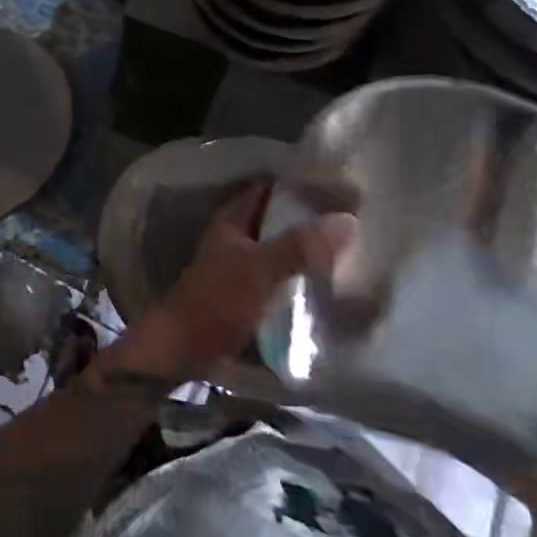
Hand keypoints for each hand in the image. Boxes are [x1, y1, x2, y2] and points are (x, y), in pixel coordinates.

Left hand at [115, 182, 355, 384]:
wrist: (183, 351)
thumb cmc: (216, 301)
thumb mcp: (259, 269)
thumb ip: (299, 246)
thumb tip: (347, 219)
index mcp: (230, 223)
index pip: (265, 190)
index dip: (295, 185)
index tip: (336, 187)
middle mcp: (234, 240)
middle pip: (274, 221)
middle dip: (307, 221)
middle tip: (352, 221)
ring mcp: (239, 270)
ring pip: (278, 251)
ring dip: (305, 252)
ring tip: (350, 251)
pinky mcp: (246, 299)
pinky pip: (279, 280)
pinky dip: (299, 279)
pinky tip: (328, 286)